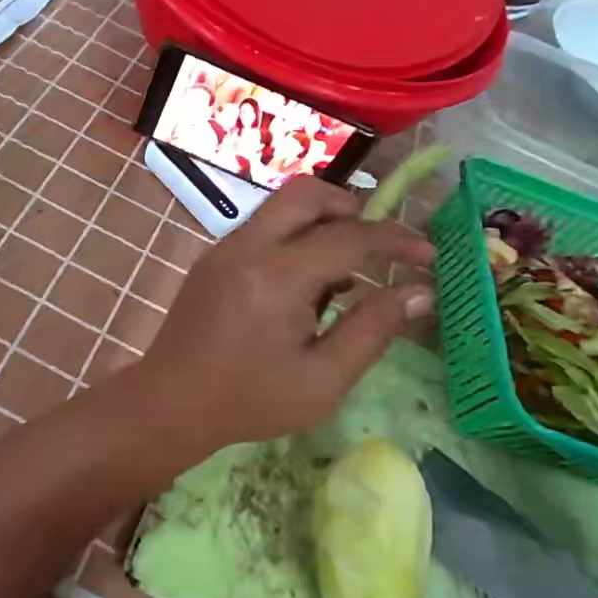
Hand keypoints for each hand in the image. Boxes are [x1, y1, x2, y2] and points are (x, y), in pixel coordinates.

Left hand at [128, 177, 435, 449]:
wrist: (168, 403)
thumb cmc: (248, 401)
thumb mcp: (322, 379)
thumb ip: (372, 330)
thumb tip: (419, 291)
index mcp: (274, 277)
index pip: (348, 235)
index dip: (396, 239)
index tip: (428, 255)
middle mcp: (244, 249)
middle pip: (304, 194)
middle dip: (350, 208)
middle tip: (377, 247)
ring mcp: (220, 251)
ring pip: (278, 208)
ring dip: (318, 223)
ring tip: (341, 277)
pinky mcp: (209, 262)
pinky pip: (259, 230)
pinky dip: (291, 239)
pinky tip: (304, 288)